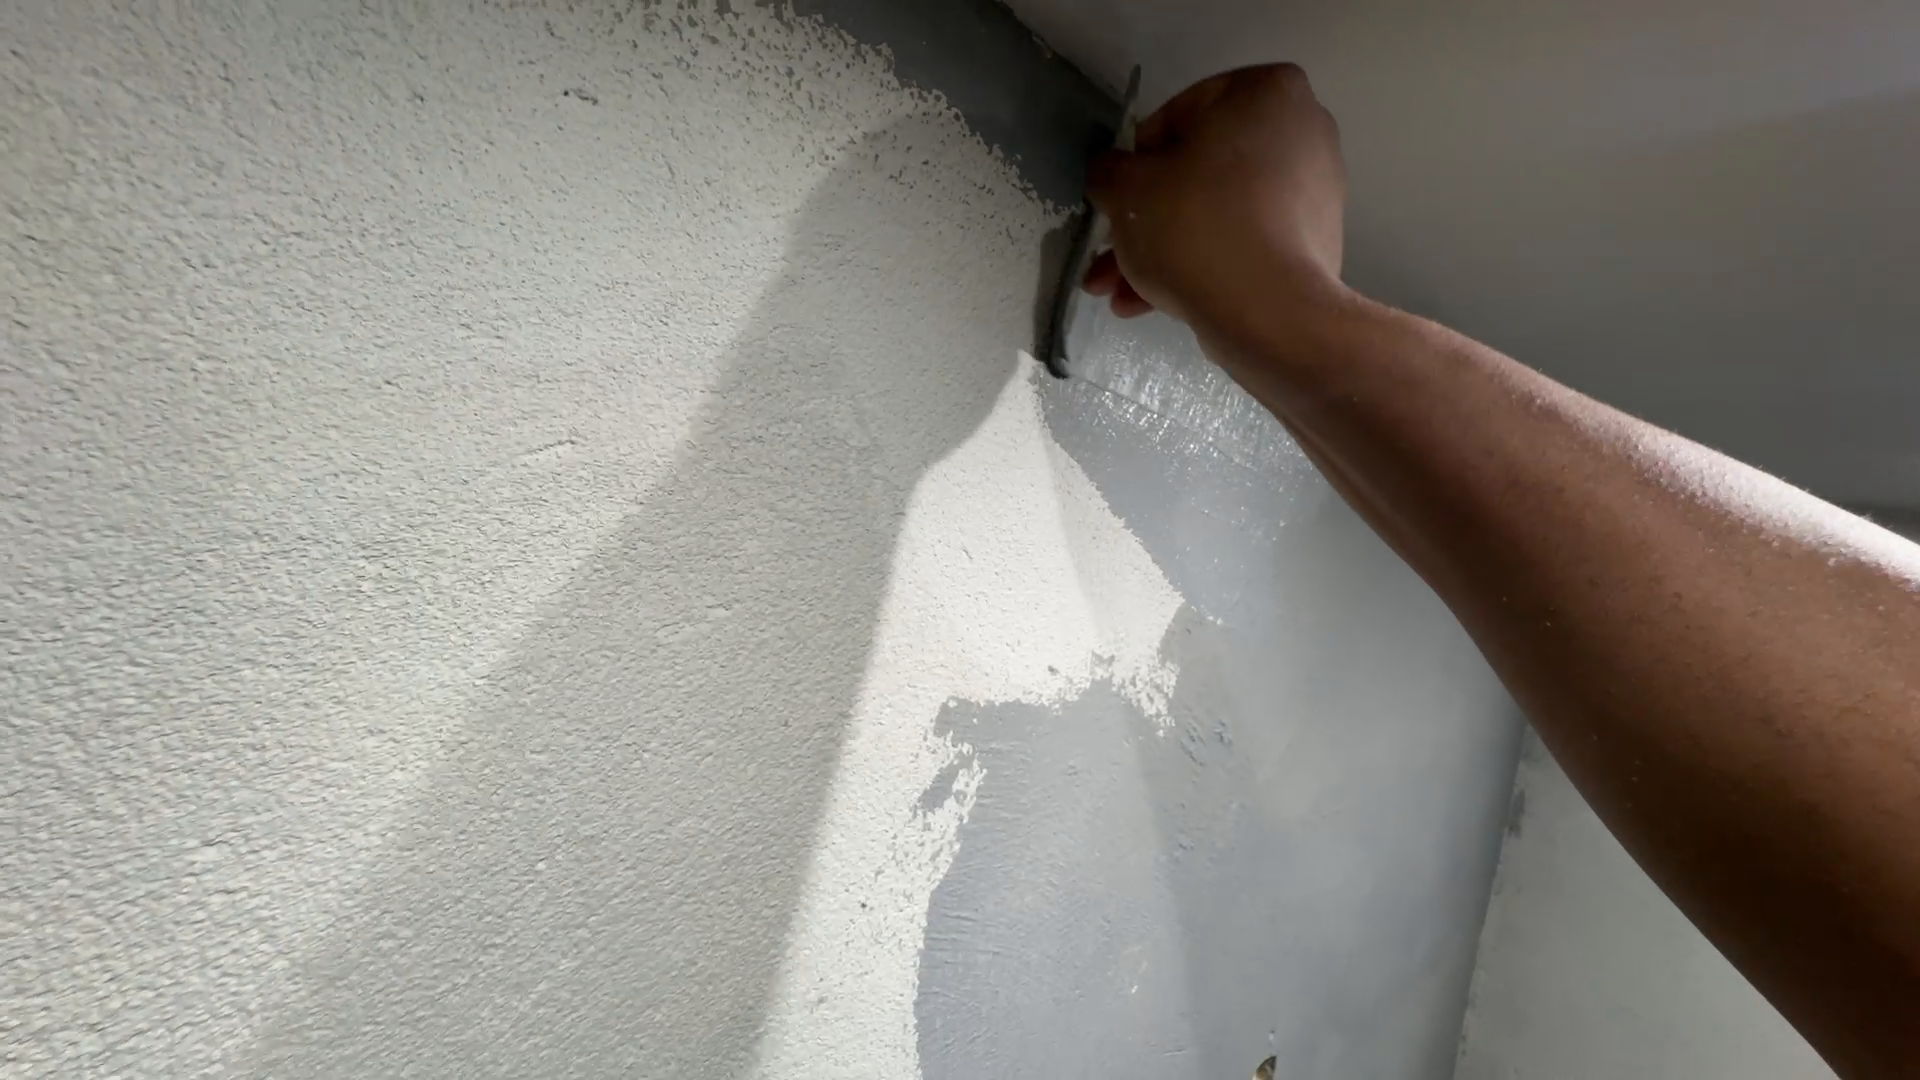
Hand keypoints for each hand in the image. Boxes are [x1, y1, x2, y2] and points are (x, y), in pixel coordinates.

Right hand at [1084, 64, 1349, 344]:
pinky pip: (1239, 245)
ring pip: (1212, 217)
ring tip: (1119, 296)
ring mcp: (1311, 190)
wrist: (1266, 311)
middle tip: (1107, 264)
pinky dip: (1199, 267)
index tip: (1115, 207)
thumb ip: (1108, 172)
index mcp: (1263, 92)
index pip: (1174, 118)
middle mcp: (1299, 129)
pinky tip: (1155, 304)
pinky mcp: (1309, 243)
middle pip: (1193, 177)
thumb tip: (1111, 174)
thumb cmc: (1195, 230)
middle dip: (1142, 226)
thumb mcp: (1126, 192)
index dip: (1133, 167)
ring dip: (1159, 255)